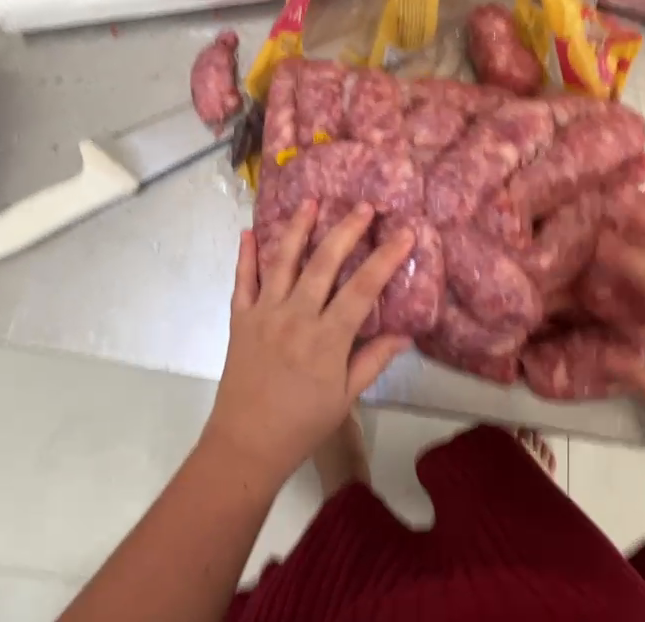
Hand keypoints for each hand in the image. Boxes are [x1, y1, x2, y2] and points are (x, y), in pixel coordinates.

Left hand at [201, 200, 414, 485]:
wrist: (247, 443)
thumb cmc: (302, 424)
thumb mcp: (345, 398)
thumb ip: (372, 361)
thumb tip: (404, 332)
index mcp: (327, 339)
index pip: (363, 289)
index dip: (385, 259)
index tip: (405, 233)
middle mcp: (296, 317)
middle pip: (323, 264)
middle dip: (345, 230)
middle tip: (363, 206)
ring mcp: (264, 313)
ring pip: (282, 262)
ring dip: (296, 229)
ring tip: (310, 201)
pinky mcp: (240, 318)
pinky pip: (242, 281)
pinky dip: (245, 255)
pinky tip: (248, 232)